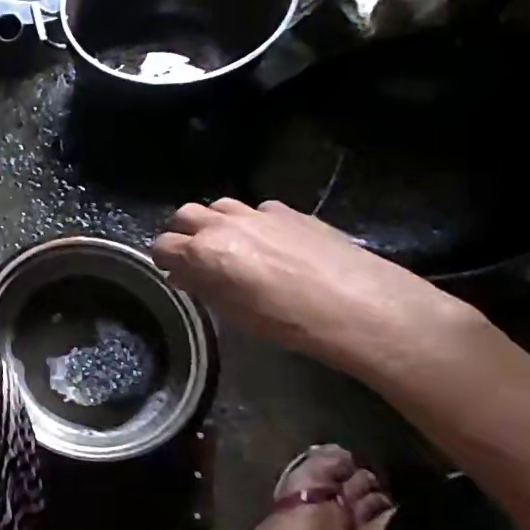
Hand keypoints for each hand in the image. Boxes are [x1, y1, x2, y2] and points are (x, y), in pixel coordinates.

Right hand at [149, 199, 481, 373]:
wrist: (367, 309)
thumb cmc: (295, 324)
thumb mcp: (238, 315)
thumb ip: (204, 289)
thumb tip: (185, 276)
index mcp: (205, 252)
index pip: (163, 245)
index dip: (164, 260)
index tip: (174, 273)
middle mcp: (225, 224)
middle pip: (184, 215)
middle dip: (184, 234)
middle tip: (197, 258)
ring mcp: (259, 213)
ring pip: (219, 206)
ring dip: (216, 223)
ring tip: (232, 247)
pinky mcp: (290, 211)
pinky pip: (257, 210)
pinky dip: (254, 223)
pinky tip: (272, 244)